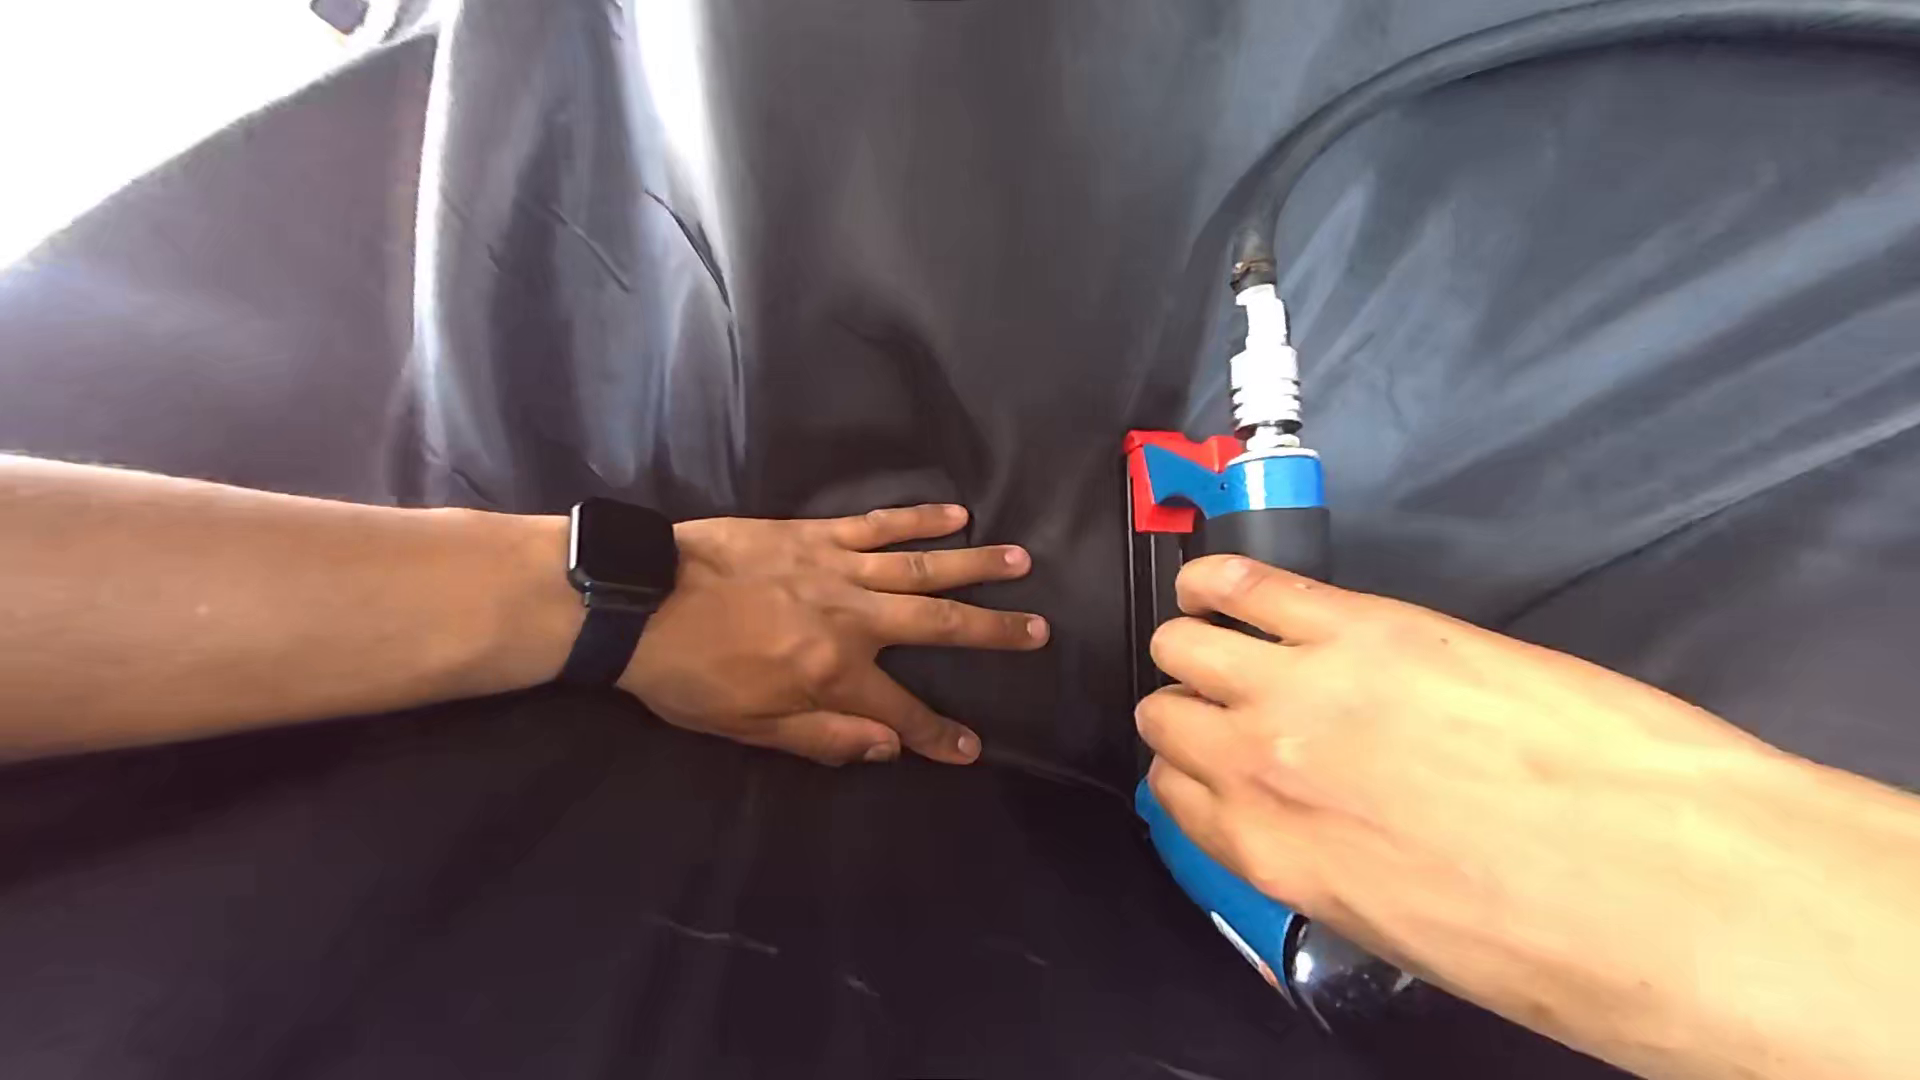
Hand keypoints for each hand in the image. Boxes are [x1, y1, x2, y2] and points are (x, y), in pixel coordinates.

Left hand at [620, 504, 1046, 766]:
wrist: (639, 601)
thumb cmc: (691, 675)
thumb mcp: (750, 729)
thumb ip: (826, 738)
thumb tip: (887, 749)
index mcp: (833, 673)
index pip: (902, 713)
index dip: (939, 736)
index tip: (973, 749)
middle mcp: (852, 618)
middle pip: (938, 624)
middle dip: (994, 631)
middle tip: (1040, 630)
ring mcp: (839, 569)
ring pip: (922, 566)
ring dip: (976, 565)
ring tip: (1020, 561)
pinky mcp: (818, 534)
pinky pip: (880, 524)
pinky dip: (920, 520)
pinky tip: (956, 514)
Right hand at [1135, 555, 1817, 1073]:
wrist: (1699, 888)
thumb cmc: (1552, 940)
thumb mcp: (1388, 927)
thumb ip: (1298, 853)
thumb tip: (1271, 807)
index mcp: (1265, 849)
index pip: (1169, 787)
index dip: (1184, 770)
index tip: (1206, 760)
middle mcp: (1256, 764)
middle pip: (1163, 713)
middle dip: (1183, 710)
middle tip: (1222, 705)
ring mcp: (1298, 685)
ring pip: (1181, 642)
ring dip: (1189, 646)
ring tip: (1215, 641)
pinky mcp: (1354, 621)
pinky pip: (1236, 583)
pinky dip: (1213, 581)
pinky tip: (1216, 586)